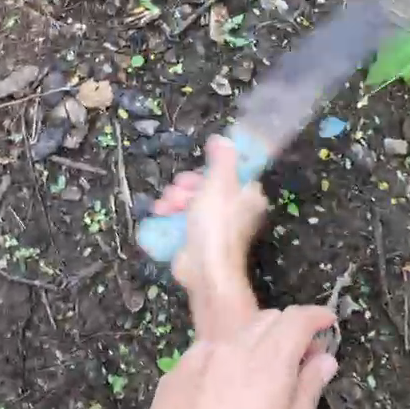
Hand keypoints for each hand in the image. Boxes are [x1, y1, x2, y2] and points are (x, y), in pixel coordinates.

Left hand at [83, 307, 338, 408]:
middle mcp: (228, 352)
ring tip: (267, 383)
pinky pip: (209, 353)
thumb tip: (324, 360)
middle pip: (266, 321)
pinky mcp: (171, 376)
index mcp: (264, 368)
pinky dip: (229, 359)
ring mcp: (195, 360)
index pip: (295, 320)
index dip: (316, 317)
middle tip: (306, 363)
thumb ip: (306, 396)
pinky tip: (228, 397)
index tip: (329, 323)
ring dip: (259, 344)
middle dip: (290, 331)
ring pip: (236, 335)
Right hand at [150, 136, 266, 307]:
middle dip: (186, 186)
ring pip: (191, 201)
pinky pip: (182, 219)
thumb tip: (222, 139)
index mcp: (248, 196)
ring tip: (165, 207)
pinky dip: (170, 215)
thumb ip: (222, 157)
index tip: (198, 171)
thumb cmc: (217, 222)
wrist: (205, 269)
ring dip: (174, 199)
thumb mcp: (220, 181)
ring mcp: (216, 227)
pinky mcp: (198, 240)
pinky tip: (160, 215)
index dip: (210, 170)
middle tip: (178, 190)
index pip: (230, 172)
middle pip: (206, 186)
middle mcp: (236, 211)